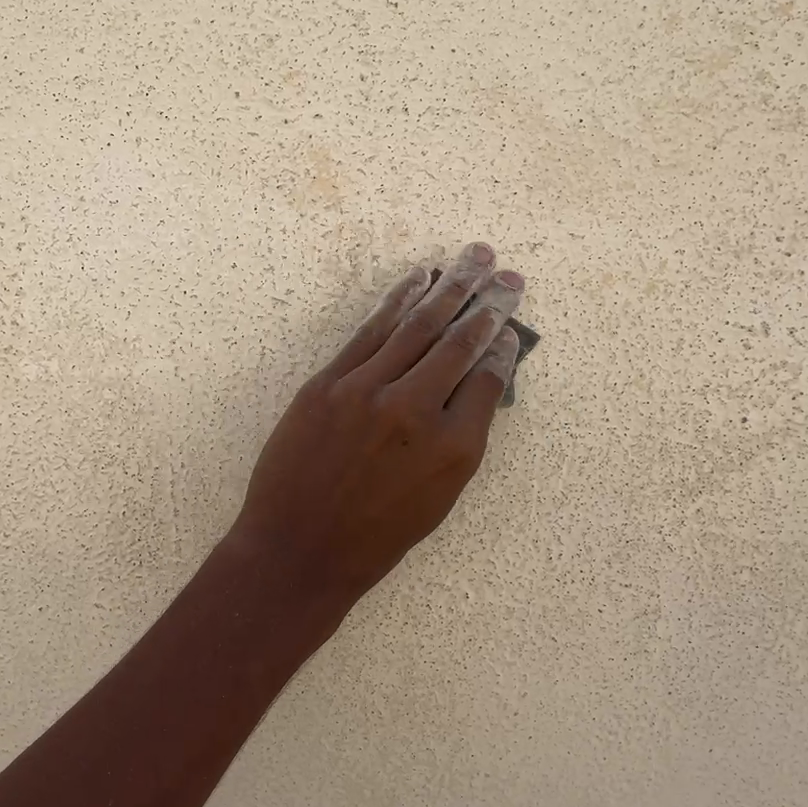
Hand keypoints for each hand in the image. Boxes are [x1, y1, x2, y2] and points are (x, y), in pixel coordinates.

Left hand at [227, 242, 524, 627]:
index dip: (502, 350)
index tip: (509, 329)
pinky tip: (417, 282)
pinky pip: (370, 332)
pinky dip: (396, 302)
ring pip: (417, 325)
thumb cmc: (372, 537)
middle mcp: (415, 412)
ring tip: (474, 257)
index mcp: (454, 449)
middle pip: (461, 342)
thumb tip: (473, 389)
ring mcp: (367, 392)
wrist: (298, 549)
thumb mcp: (436, 500)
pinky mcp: (327, 384)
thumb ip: (459, 440)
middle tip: (508, 274)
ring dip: (450, 288)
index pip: (489, 380)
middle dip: (489, 303)